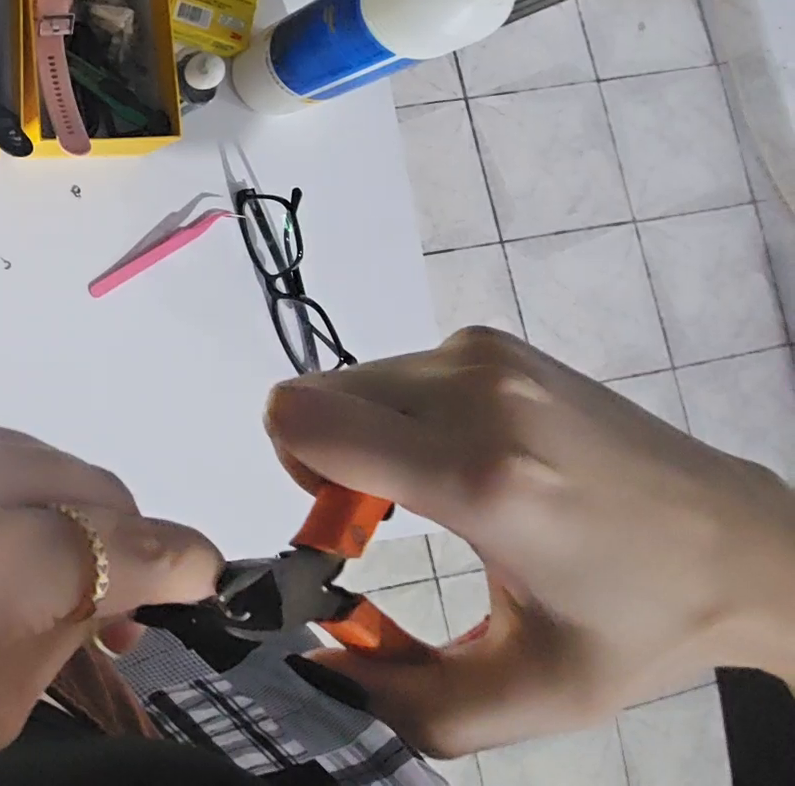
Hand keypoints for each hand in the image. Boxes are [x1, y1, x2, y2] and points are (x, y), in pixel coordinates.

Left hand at [0, 405, 221, 785]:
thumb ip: (64, 632)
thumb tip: (126, 586)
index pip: (121, 540)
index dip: (177, 560)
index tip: (204, 575)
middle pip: (89, 480)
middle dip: (121, 535)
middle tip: (115, 601)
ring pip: (38, 454)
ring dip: (64, 505)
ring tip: (48, 566)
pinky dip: (4, 484)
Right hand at [265, 326, 794, 756]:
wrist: (752, 545)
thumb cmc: (636, 621)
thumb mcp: (533, 691)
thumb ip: (412, 701)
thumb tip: (313, 676)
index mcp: (482, 480)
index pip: (302, 420)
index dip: (294, 465)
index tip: (345, 511)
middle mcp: (475, 397)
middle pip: (308, 399)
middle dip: (320, 453)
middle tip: (383, 504)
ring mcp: (481, 357)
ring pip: (343, 382)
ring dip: (358, 431)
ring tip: (427, 480)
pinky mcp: (487, 342)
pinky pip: (385, 370)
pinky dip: (394, 410)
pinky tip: (455, 449)